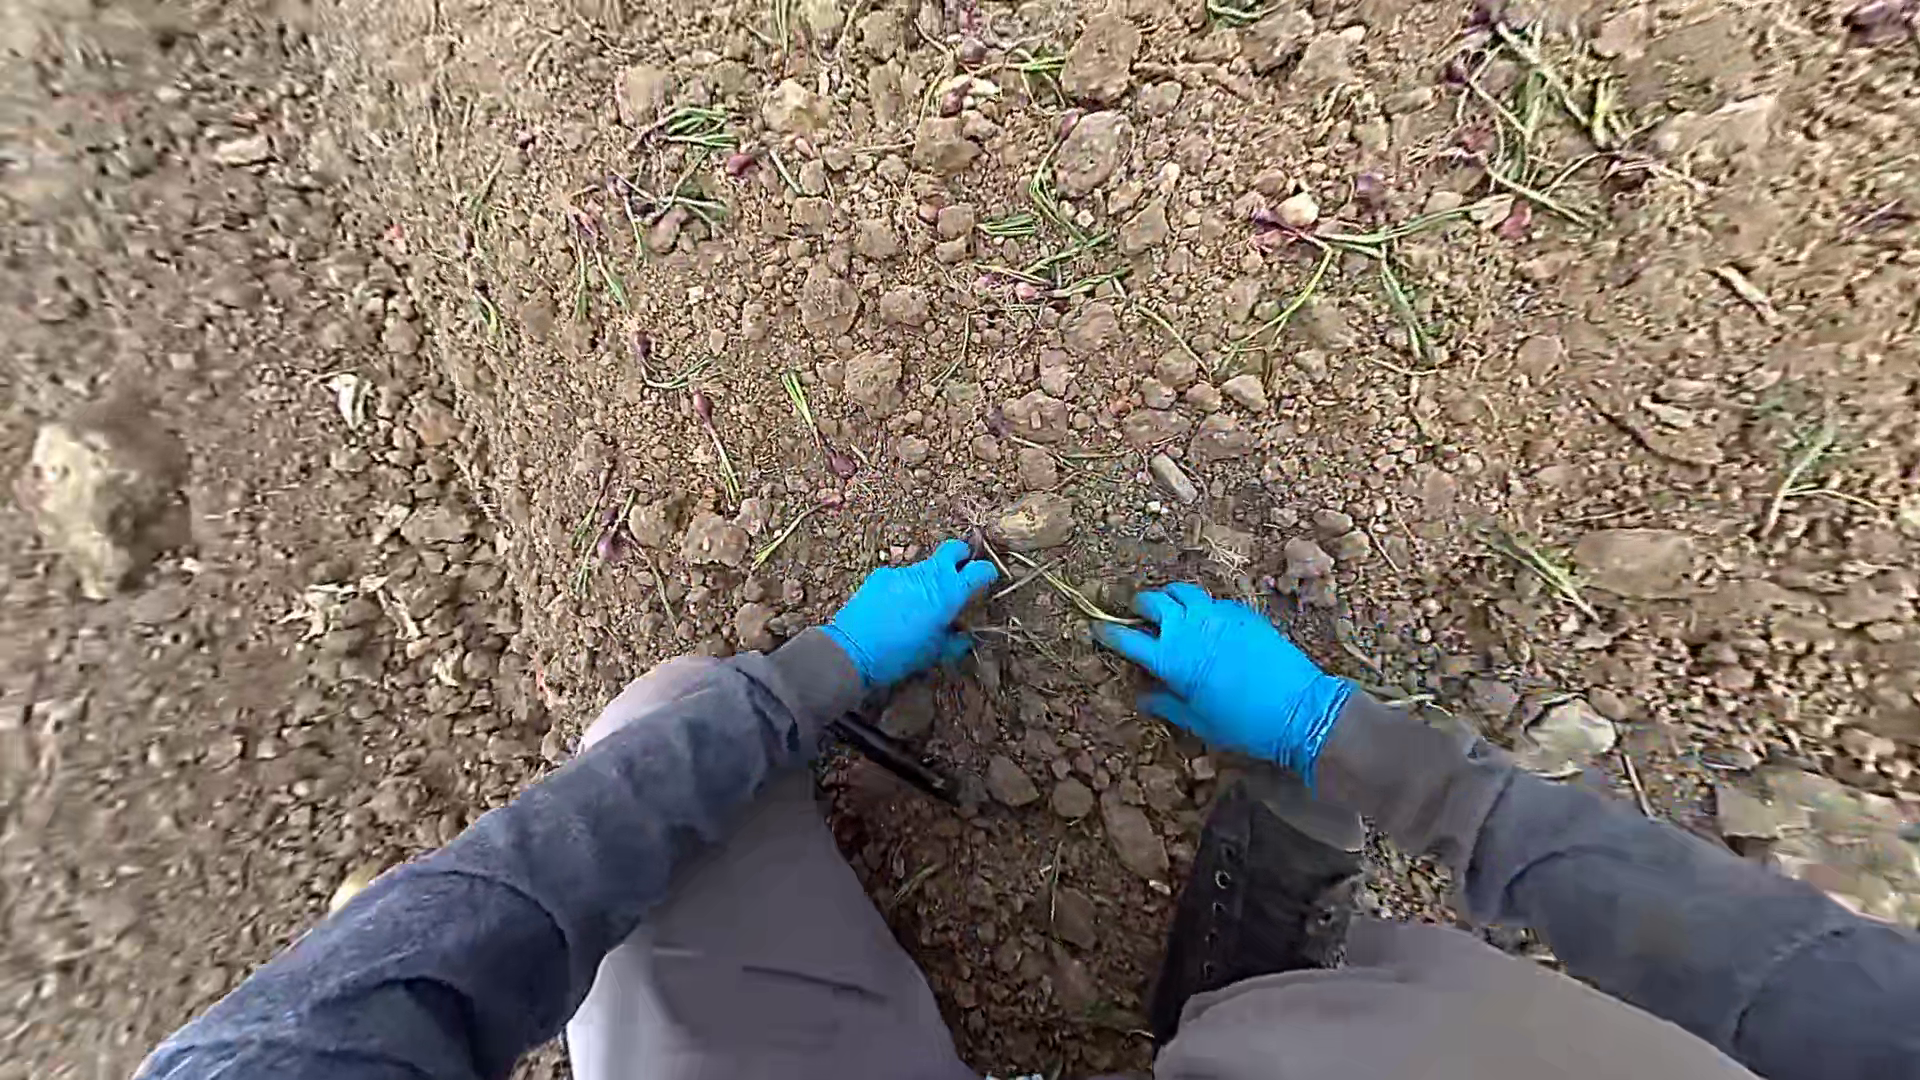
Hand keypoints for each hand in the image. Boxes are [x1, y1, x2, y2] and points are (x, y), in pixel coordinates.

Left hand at [824, 538, 999, 686]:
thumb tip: (966, 637)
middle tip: (961, 570)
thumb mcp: (934, 653)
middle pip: (953, 548)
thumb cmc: (900, 655)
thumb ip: (955, 642)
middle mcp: (929, 574)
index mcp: (948, 593)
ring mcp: (904, 572)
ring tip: (919, 604)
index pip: (979, 570)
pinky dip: (906, 587)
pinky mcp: (882, 575)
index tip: (987, 578)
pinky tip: (895, 608)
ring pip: (925, 566)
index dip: (986, 572)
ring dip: (930, 579)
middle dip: (962, 555)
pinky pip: (902, 576)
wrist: (853, 650)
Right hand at [1093, 583, 1352, 783]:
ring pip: (1181, 591)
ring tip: (1171, 609)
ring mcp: (1215, 616)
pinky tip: (1210, 624)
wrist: (1301, 711)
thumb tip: (1141, 697)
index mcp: (1170, 659)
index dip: (1107, 631)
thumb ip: (1166, 703)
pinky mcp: (1241, 613)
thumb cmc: (1243, 724)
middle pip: (1150, 601)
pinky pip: (1212, 601)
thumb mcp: (1198, 721)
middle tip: (1139, 616)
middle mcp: (1187, 629)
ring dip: (1169, 598)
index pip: (1125, 638)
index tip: (1097, 628)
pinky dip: (1203, 608)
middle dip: (1138, 606)